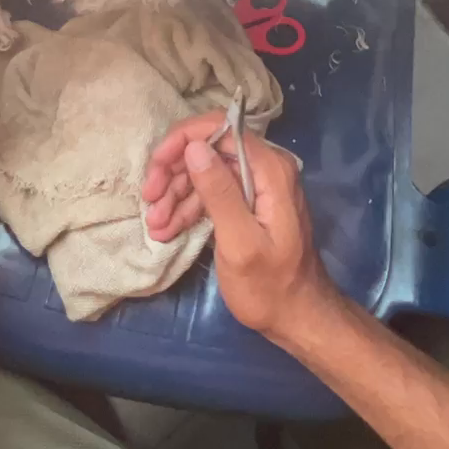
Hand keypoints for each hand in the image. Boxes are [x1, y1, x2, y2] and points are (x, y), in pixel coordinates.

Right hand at [142, 112, 338, 338]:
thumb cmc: (271, 288)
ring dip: (175, 195)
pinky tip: (166, 230)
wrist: (299, 320)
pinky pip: (210, 193)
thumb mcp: (240, 243)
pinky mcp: (246, 203)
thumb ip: (219, 192)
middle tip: (150, 200)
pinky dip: (186, 208)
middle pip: (208, 148)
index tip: (157, 164)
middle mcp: (264, 168)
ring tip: (155, 225)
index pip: (222, 128)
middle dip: (174, 172)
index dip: (184, 139)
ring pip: (204, 172)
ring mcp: (255, 185)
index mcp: (270, 170)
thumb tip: (194, 147)